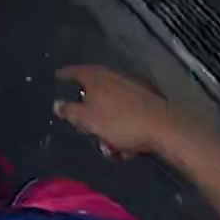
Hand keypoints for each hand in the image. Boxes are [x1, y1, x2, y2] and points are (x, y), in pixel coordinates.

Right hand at [53, 66, 192, 158]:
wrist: (163, 127)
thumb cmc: (120, 121)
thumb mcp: (88, 120)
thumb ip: (69, 111)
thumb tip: (57, 103)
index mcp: (97, 77)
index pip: (74, 71)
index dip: (64, 75)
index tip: (56, 76)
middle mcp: (113, 77)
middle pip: (93, 94)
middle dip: (89, 117)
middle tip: (88, 131)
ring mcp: (130, 87)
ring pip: (110, 110)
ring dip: (107, 129)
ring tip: (111, 148)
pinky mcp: (144, 100)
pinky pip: (125, 115)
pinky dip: (122, 129)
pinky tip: (126, 147)